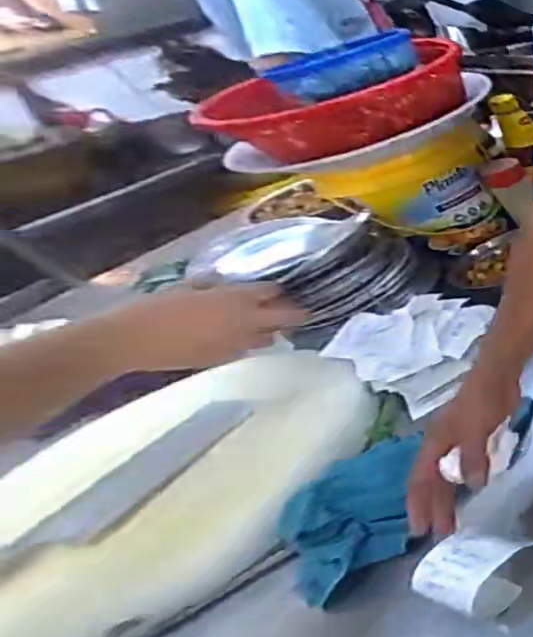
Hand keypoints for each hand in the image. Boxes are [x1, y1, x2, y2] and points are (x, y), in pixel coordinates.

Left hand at [112, 283, 305, 371]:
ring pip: (245, 285)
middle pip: (271, 290)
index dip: (300, 316)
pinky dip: (220, 288)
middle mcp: (239, 297)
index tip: (306, 320)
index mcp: (251, 315)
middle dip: (279, 298)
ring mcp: (213, 288)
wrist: (121, 338)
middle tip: (278, 309)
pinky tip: (214, 298)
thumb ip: (250, 342)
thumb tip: (272, 336)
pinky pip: (214, 282)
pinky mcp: (188, 285)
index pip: (290, 312)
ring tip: (248, 306)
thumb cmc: (176, 352)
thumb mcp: (220, 353)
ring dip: (251, 294)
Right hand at [407, 371, 519, 535]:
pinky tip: (474, 489)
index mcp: (432, 447)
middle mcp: (439, 447)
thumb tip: (473, 486)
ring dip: (450, 497)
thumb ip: (473, 459)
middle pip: (433, 483)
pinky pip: (465, 465)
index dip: (420, 506)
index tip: (422, 529)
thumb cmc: (481, 403)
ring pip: (448, 476)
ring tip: (456, 518)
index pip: (420, 483)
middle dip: (435, 507)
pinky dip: (466, 479)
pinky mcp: (475, 437)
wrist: (498, 377)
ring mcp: (457, 442)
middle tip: (442, 533)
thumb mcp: (474, 433)